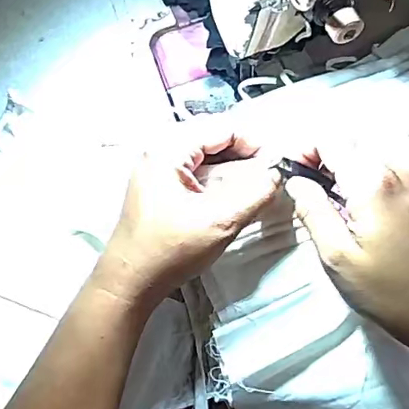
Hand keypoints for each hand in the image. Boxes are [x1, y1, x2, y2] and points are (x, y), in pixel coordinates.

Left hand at [91, 122, 282, 306]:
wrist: (130, 280)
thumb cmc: (169, 251)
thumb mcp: (220, 222)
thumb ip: (255, 193)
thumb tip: (278, 172)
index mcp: (167, 150)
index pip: (220, 127)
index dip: (252, 142)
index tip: (276, 163)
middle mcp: (158, 151)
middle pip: (211, 137)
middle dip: (243, 153)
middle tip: (268, 173)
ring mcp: (156, 168)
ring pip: (204, 154)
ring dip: (231, 166)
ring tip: (256, 184)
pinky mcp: (158, 186)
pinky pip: (194, 170)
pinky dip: (216, 177)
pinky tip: (233, 194)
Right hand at [286, 145, 408, 368]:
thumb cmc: (395, 293)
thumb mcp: (339, 259)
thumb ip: (313, 212)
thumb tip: (297, 183)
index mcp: (374, 182)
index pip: (330, 141)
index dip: (306, 152)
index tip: (298, 177)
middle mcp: (405, 169)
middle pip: (356, 148)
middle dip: (332, 166)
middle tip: (322, 202)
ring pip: (380, 161)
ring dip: (359, 177)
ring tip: (355, 215)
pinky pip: (405, 175)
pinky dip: (386, 186)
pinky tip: (387, 220)